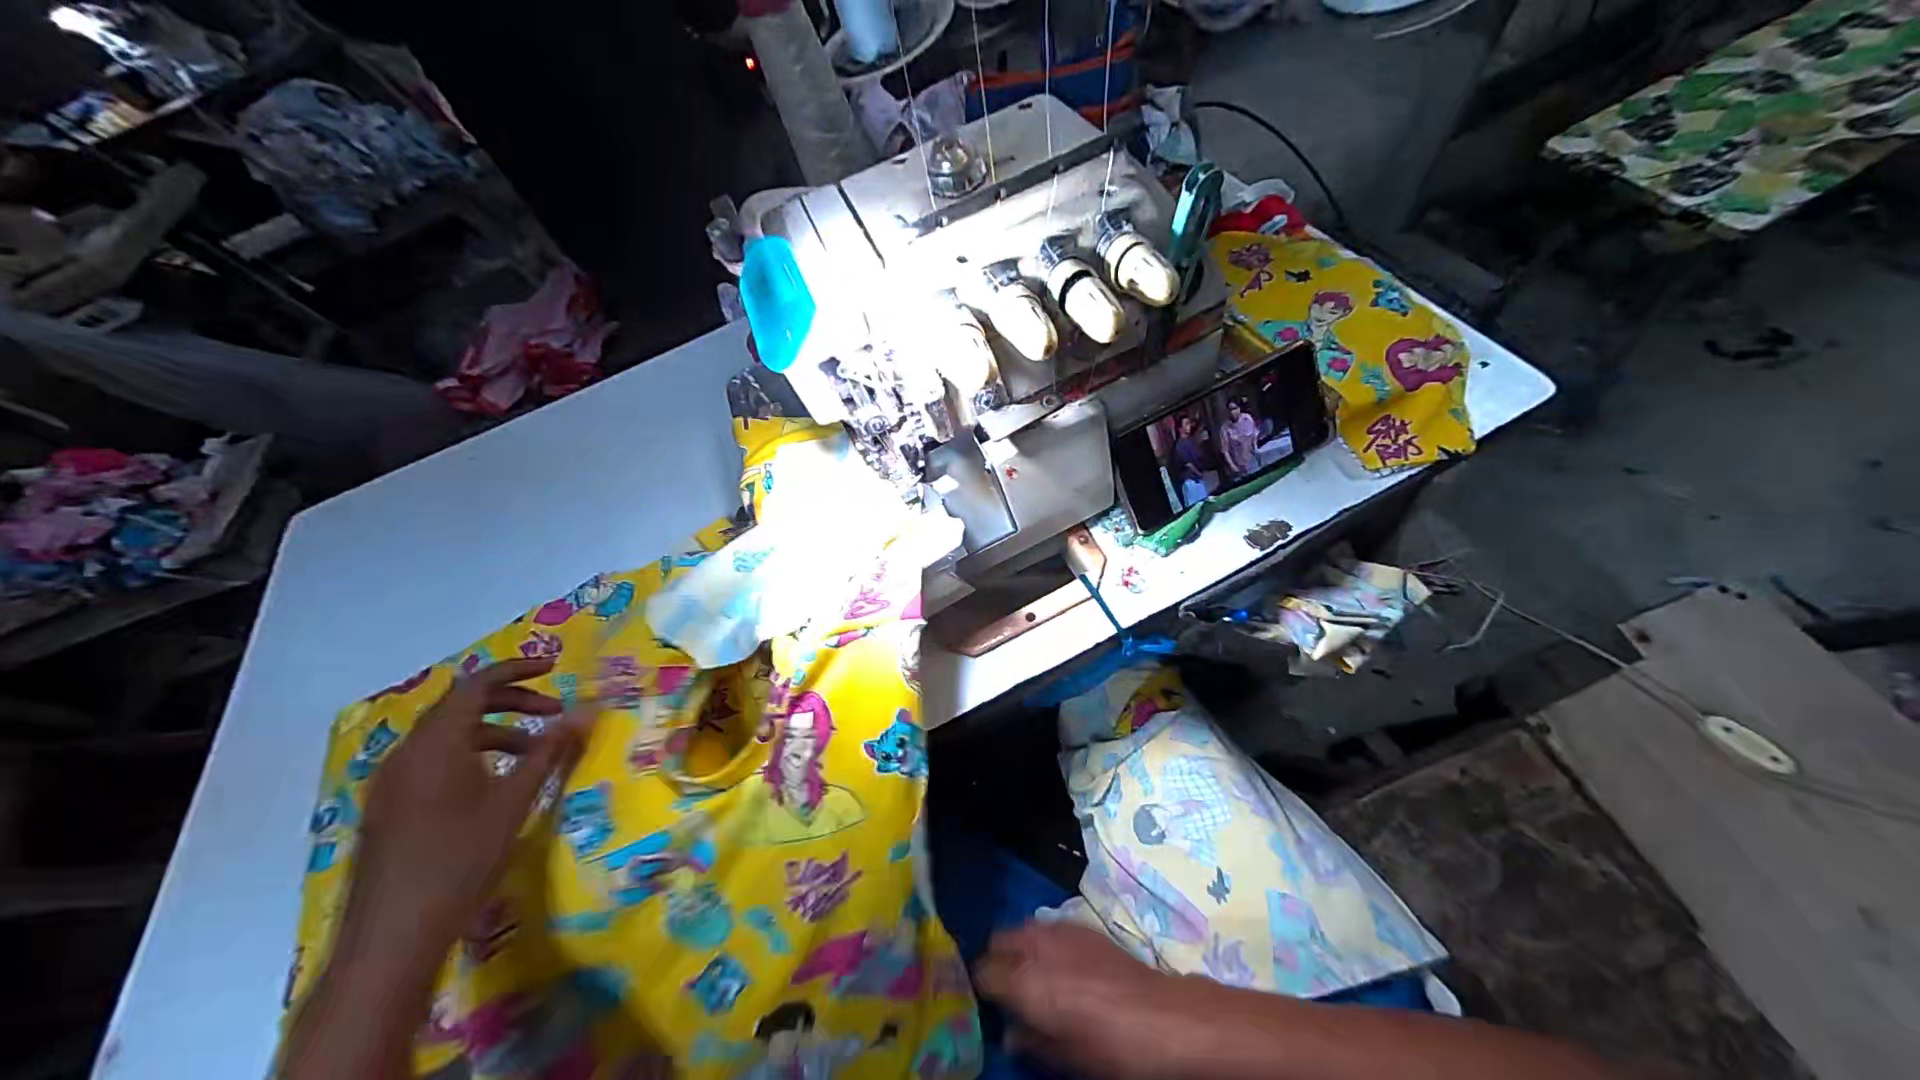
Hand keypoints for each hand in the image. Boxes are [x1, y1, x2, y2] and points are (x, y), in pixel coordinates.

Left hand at [340, 658, 598, 968]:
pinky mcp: (389, 807)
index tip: (555, 669)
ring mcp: (391, 782)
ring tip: (533, 754)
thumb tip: (586, 712)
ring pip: (447, 736)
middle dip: (511, 702)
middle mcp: (406, 753)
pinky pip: (433, 760)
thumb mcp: (515, 800)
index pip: (476, 684)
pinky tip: (495, 785)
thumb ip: (550, 751)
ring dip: (494, 732)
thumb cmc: (461, 858)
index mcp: (436, 743)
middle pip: (461, 706)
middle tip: (553, 714)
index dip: (517, 670)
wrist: (393, 934)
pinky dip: (470, 755)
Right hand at [975, 921, 1210, 1079]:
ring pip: (1022, 928)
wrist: (1164, 1017)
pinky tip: (1058, 964)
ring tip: (1030, 974)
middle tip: (1004, 989)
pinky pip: (1049, 927)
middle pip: (998, 941)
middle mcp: (1037, 946)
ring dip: (1019, 947)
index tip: (984, 1003)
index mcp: (1025, 980)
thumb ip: (1030, 1041)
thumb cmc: (1112, 1047)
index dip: (978, 987)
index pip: (982, 972)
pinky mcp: (1083, 925)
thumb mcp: (1066, 1056)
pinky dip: (1043, 941)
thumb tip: (1010, 1035)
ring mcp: (1061, 930)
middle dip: (996, 961)